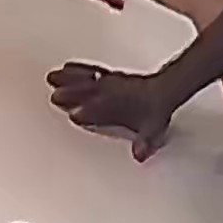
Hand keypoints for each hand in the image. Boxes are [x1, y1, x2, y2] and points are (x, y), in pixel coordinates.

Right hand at [46, 63, 178, 161]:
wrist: (168, 88)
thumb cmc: (156, 110)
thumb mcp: (152, 130)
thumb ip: (144, 142)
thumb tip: (140, 155)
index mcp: (120, 107)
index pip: (102, 110)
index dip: (90, 113)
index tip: (74, 114)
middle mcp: (113, 93)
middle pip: (90, 92)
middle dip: (72, 93)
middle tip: (54, 95)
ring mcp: (110, 84)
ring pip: (87, 78)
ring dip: (70, 77)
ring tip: (54, 76)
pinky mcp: (111, 78)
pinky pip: (92, 71)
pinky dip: (79, 69)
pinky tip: (69, 68)